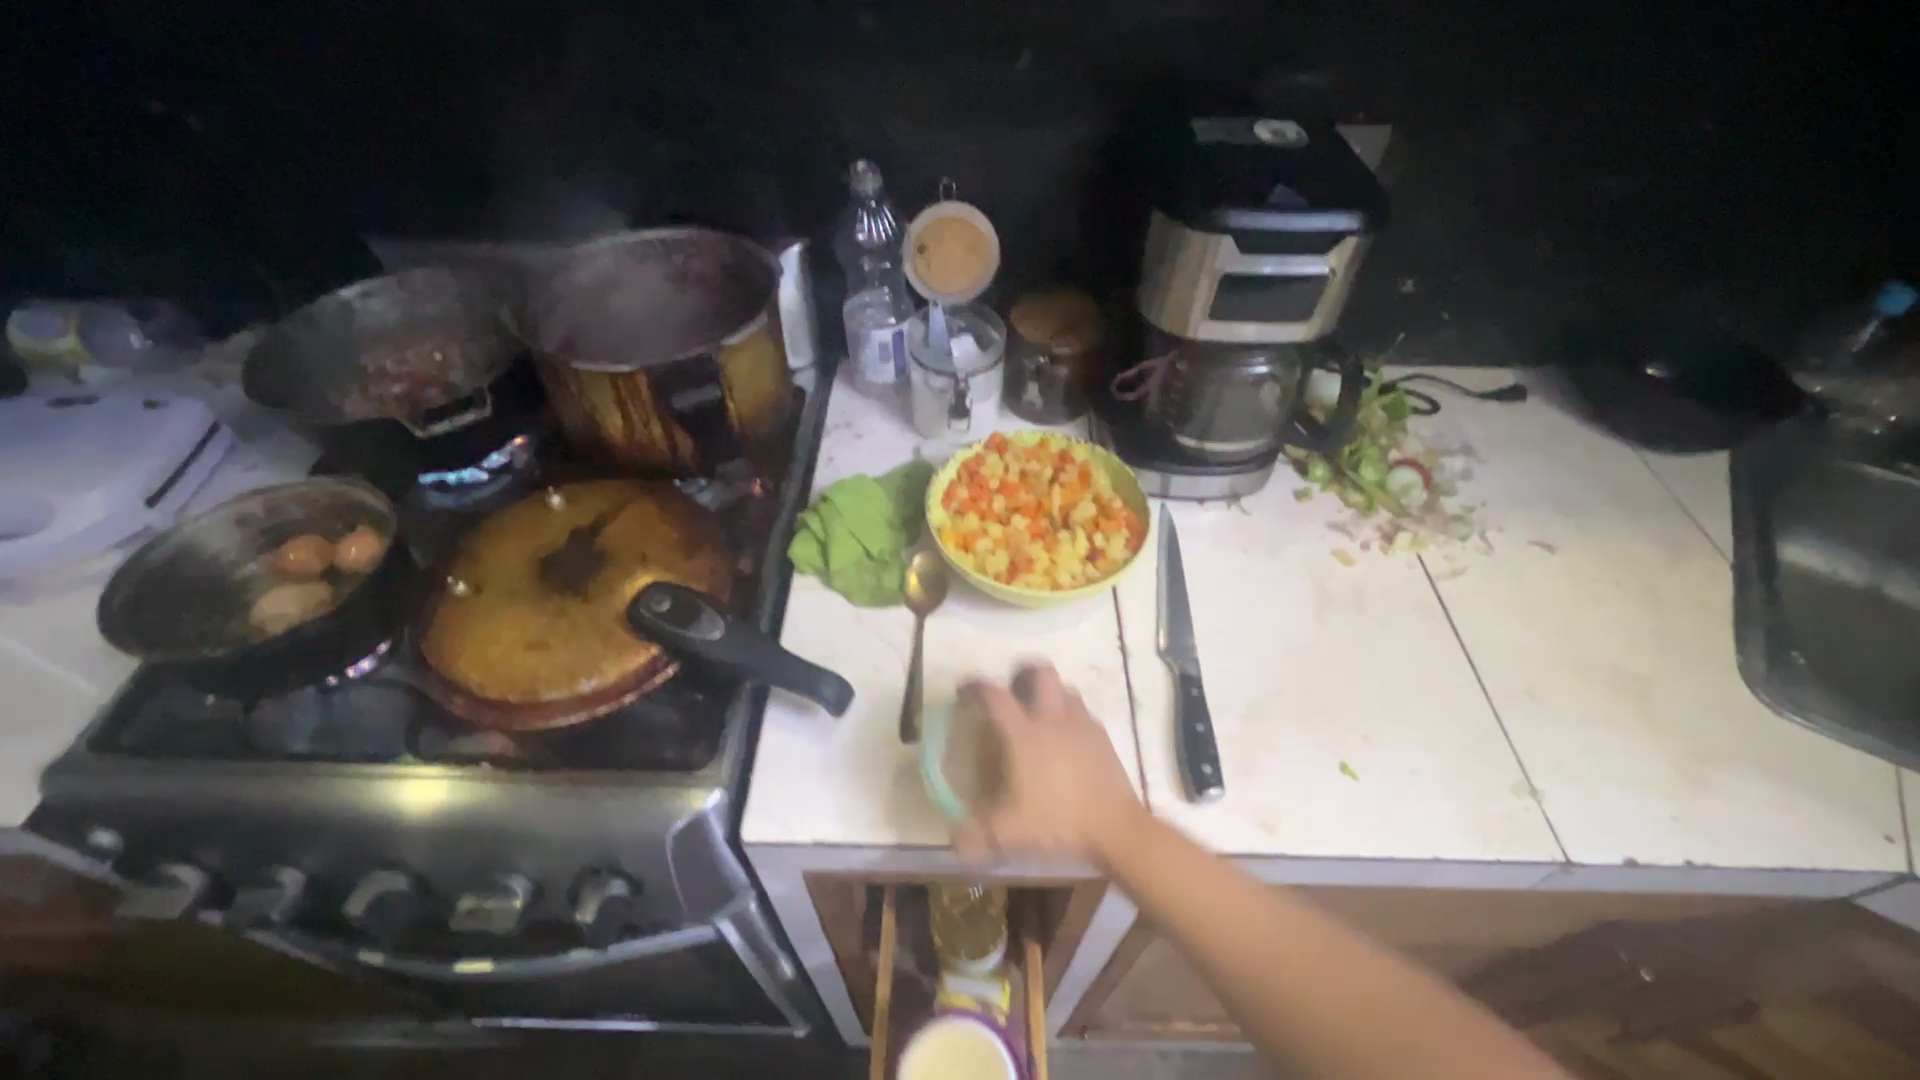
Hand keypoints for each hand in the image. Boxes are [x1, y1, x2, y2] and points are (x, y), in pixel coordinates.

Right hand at [953, 663, 1144, 866]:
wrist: (1116, 828)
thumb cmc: (1058, 823)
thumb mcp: (1010, 834)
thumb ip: (977, 838)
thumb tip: (955, 844)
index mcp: (1024, 736)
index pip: (995, 696)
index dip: (976, 687)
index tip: (966, 690)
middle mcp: (1053, 721)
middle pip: (1041, 673)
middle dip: (1024, 673)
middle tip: (1013, 689)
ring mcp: (1082, 726)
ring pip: (1066, 689)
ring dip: (1051, 693)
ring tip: (1042, 711)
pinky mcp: (1103, 738)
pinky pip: (1085, 713)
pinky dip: (1072, 716)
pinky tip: (1068, 737)